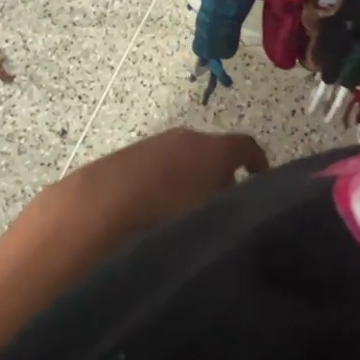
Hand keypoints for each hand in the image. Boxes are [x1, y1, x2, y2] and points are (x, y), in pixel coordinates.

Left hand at [46, 127, 269, 238]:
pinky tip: (150, 219)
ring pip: (181, 162)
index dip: (259, 166)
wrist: (96, 208)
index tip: (262, 185)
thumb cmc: (168, 216)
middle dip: (220, 178)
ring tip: (184, 217)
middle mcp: (186, 138)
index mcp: (214, 148)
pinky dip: (159, 188)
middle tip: (222, 209)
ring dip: (186, 183)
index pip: (248, 147)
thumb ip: (232, 215)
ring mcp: (153, 144)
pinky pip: (154, 172)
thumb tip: (240, 217)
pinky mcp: (125, 158)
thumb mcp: (214, 220)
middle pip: (213, 154)